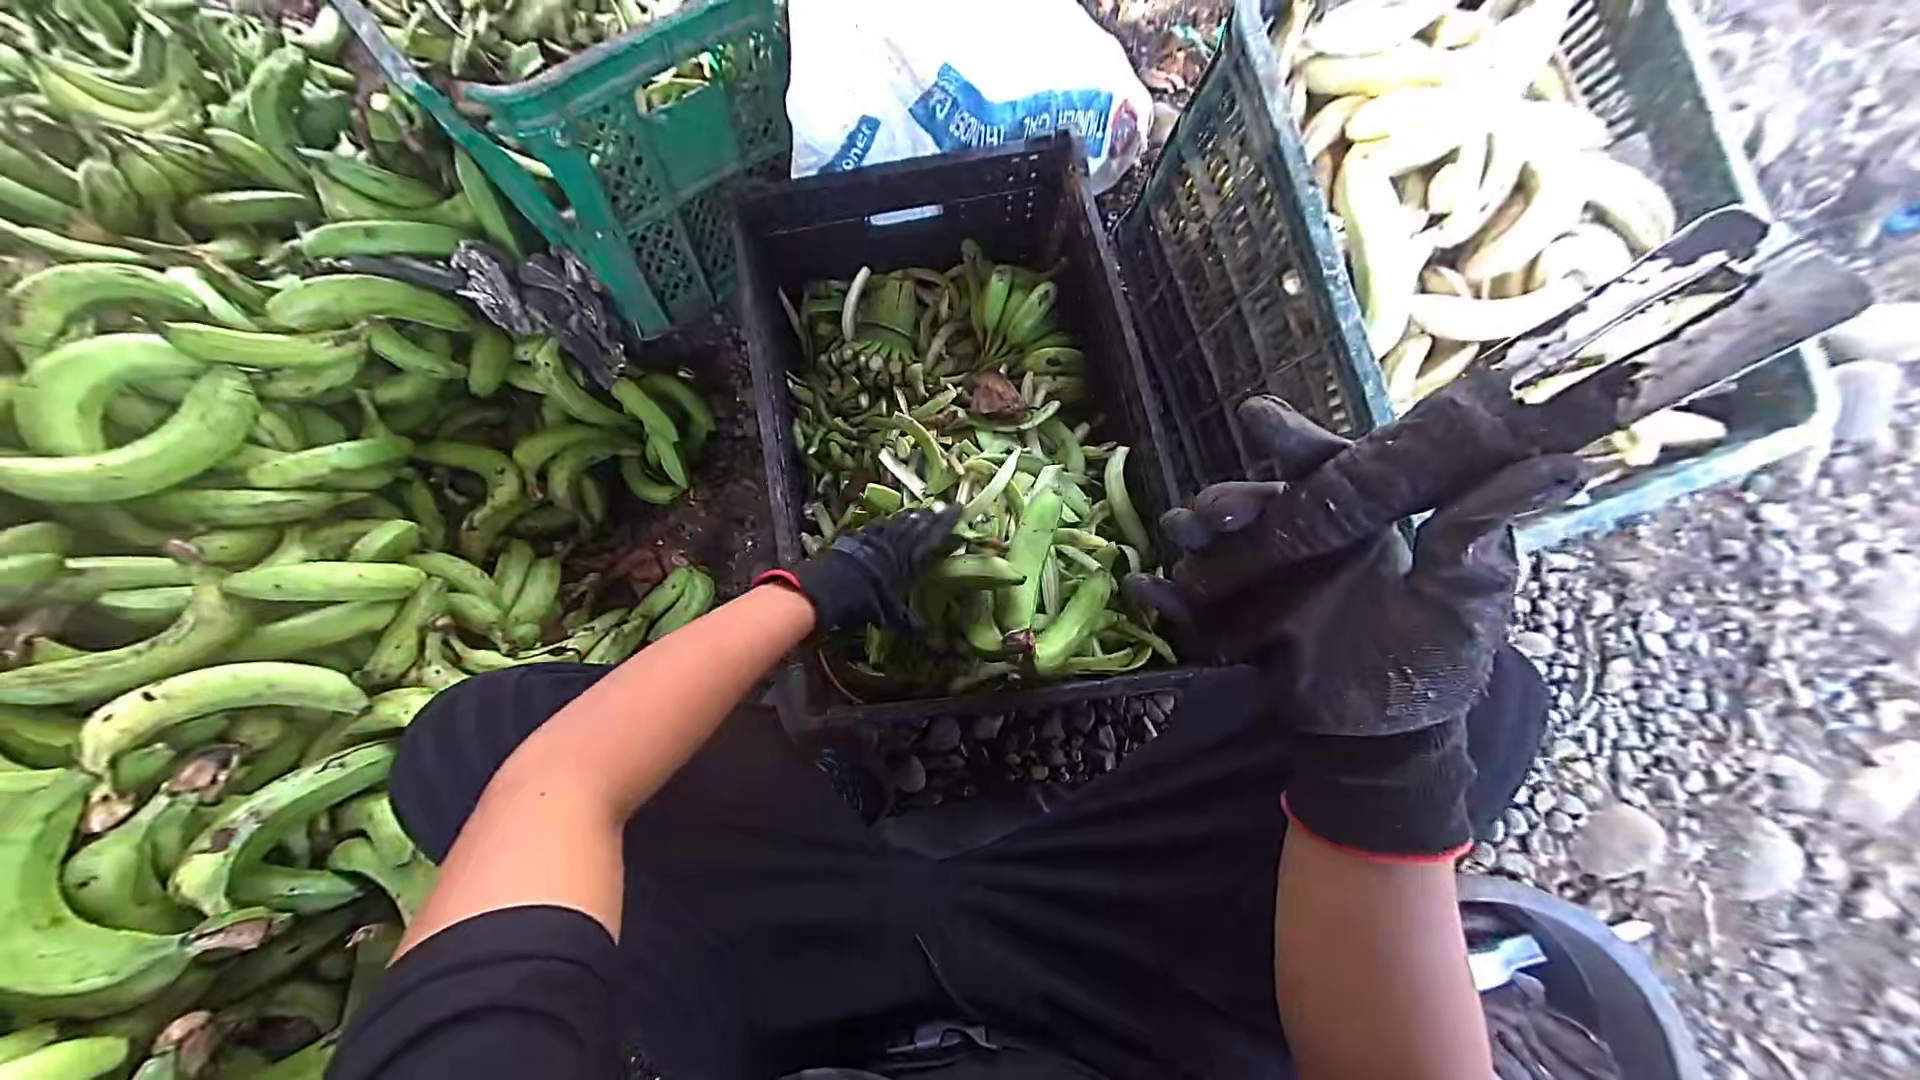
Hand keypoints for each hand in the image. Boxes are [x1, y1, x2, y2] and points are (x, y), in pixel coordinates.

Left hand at [785, 506, 960, 632]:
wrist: (829, 586)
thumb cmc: (863, 600)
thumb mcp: (888, 614)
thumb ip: (907, 621)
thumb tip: (924, 634)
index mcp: (910, 560)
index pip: (934, 537)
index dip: (947, 525)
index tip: (959, 513)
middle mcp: (897, 544)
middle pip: (918, 525)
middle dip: (933, 517)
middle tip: (945, 509)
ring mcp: (877, 538)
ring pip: (900, 522)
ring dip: (912, 517)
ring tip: (922, 512)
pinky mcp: (859, 536)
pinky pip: (880, 526)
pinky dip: (889, 523)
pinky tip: (890, 522)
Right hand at [1130, 397, 1587, 855]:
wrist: (1381, 739)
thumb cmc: (1431, 665)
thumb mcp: (1468, 601)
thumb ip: (1482, 537)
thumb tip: (1551, 466)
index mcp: (1354, 528)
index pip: (1322, 472)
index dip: (1291, 441)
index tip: (1257, 416)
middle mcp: (1298, 545)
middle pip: (1253, 505)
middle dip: (1230, 498)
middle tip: (1220, 510)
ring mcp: (1258, 583)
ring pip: (1212, 545)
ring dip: (1193, 535)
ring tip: (1185, 537)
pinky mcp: (1227, 624)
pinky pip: (1187, 606)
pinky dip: (1162, 597)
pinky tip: (1144, 590)